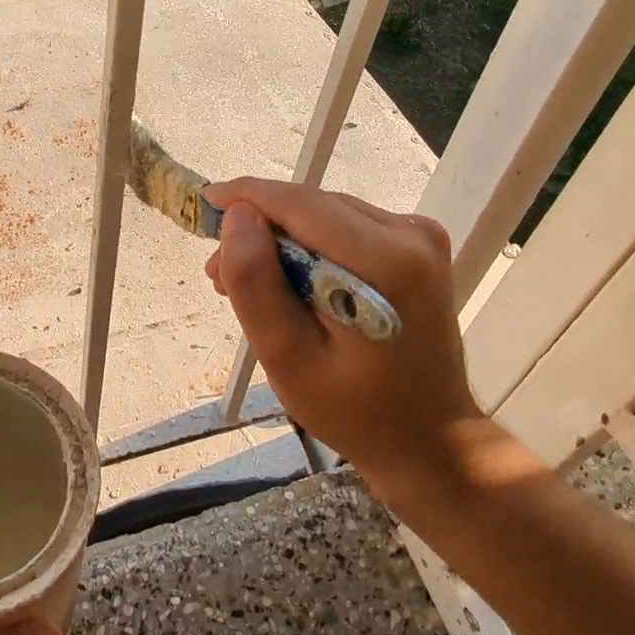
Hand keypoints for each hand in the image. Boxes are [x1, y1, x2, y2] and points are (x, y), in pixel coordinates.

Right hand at [202, 179, 481, 489]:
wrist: (430, 439)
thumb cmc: (355, 411)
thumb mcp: (288, 358)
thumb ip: (257, 284)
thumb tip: (237, 215)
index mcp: (386, 261)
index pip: (301, 204)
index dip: (247, 196)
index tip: (204, 203)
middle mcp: (410, 234)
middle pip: (314, 206)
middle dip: (261, 227)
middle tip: (219, 272)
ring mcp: (419, 236)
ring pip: (327, 213)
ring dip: (284, 237)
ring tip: (250, 282)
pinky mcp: (418, 244)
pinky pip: (347, 226)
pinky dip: (312, 244)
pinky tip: (291, 279)